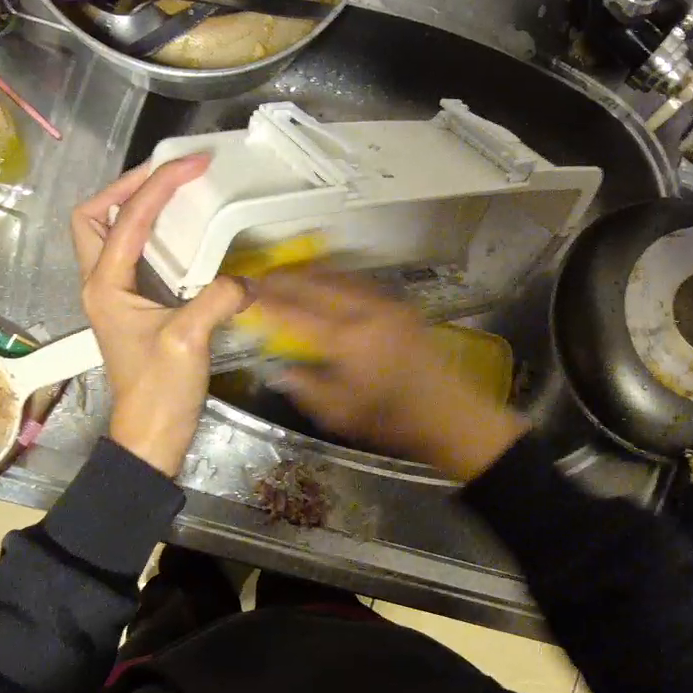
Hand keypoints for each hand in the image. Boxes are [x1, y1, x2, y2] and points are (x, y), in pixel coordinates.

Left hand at [74, 156, 247, 477]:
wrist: (151, 435)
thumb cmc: (161, 391)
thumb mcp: (190, 340)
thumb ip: (217, 298)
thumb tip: (246, 280)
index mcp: (105, 285)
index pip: (128, 217)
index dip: (160, 184)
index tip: (194, 163)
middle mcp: (100, 283)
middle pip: (93, 215)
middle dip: (126, 187)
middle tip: (166, 173)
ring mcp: (113, 296)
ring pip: (106, 234)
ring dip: (133, 206)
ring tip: (173, 192)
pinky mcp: (130, 309)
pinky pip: (131, 256)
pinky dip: (149, 234)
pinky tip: (182, 236)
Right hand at [250, 270, 528, 480]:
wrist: (450, 415)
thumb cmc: (392, 421)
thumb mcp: (340, 414)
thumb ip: (306, 387)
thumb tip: (279, 368)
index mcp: (346, 341)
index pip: (294, 312)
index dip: (265, 302)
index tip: (242, 294)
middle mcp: (365, 312)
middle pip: (314, 283)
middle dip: (282, 278)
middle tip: (257, 278)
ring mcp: (385, 304)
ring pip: (337, 275)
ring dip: (308, 272)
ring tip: (284, 273)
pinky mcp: (399, 305)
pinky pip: (358, 280)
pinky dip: (334, 276)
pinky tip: (323, 281)